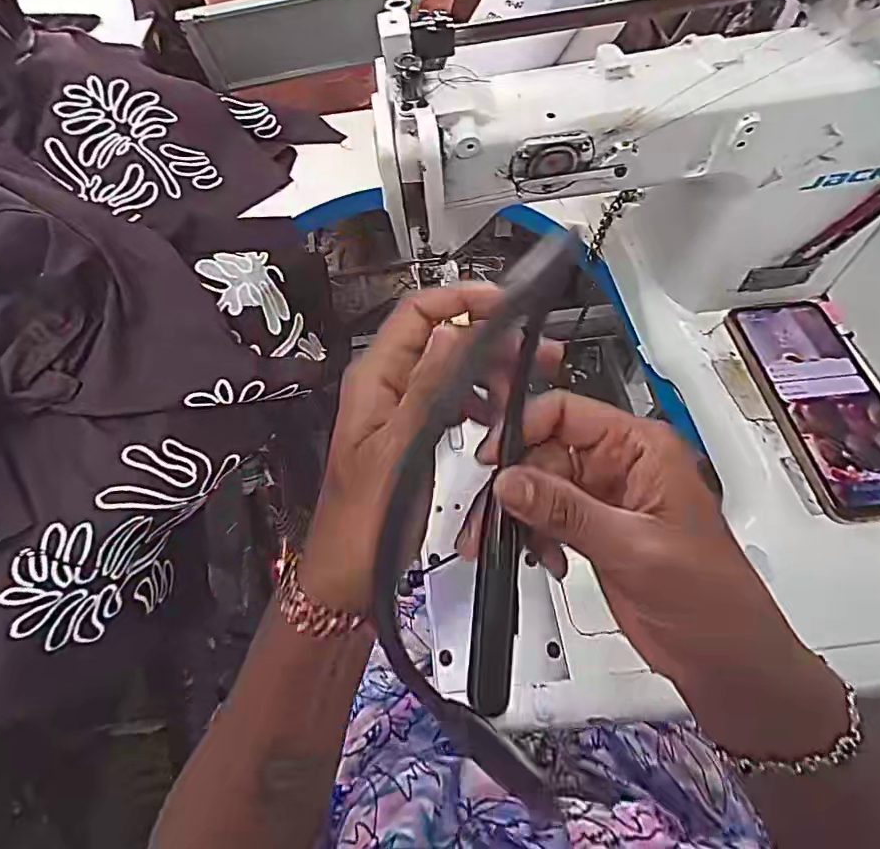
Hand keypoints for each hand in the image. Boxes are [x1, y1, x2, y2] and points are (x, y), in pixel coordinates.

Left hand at [297, 285, 558, 613]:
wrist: (347, 579)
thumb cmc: (361, 526)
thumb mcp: (401, 450)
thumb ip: (429, 388)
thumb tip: (456, 333)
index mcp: (375, 380)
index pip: (420, 312)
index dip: (463, 300)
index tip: (504, 307)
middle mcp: (388, 386)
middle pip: (444, 336)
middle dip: (492, 339)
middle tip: (532, 354)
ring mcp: (403, 408)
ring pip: (455, 368)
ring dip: (491, 372)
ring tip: (520, 390)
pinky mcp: (416, 430)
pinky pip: (455, 398)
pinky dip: (481, 400)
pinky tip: (494, 416)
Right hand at [471, 390, 844, 755]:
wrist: (726, 659)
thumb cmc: (712, 598)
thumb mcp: (634, 548)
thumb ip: (568, 510)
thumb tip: (513, 481)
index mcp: (642, 447)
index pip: (568, 412)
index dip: (525, 428)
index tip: (494, 458)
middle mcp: (622, 464)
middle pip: (546, 449)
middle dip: (516, 482)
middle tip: (491, 515)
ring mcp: (607, 497)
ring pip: (541, 484)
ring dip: (520, 512)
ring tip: (513, 542)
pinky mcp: (596, 527)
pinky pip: (549, 515)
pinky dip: (535, 534)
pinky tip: (545, 557)